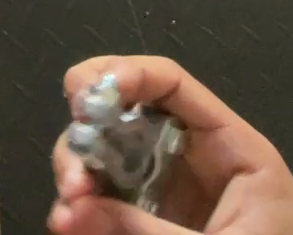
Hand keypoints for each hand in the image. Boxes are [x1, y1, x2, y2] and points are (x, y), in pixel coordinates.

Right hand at [50, 56, 292, 234]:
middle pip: (121, 109)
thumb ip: (147, 230)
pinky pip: (103, 191)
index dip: (122, 73)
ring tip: (65, 216)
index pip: (168, 81)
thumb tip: (69, 210)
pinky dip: (79, 203)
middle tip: (70, 174)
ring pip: (102, 150)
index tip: (81, 100)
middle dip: (85, 133)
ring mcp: (163, 183)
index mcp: (228, 146)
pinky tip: (66, 223)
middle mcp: (187, 153)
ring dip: (75, 171)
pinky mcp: (147, 213)